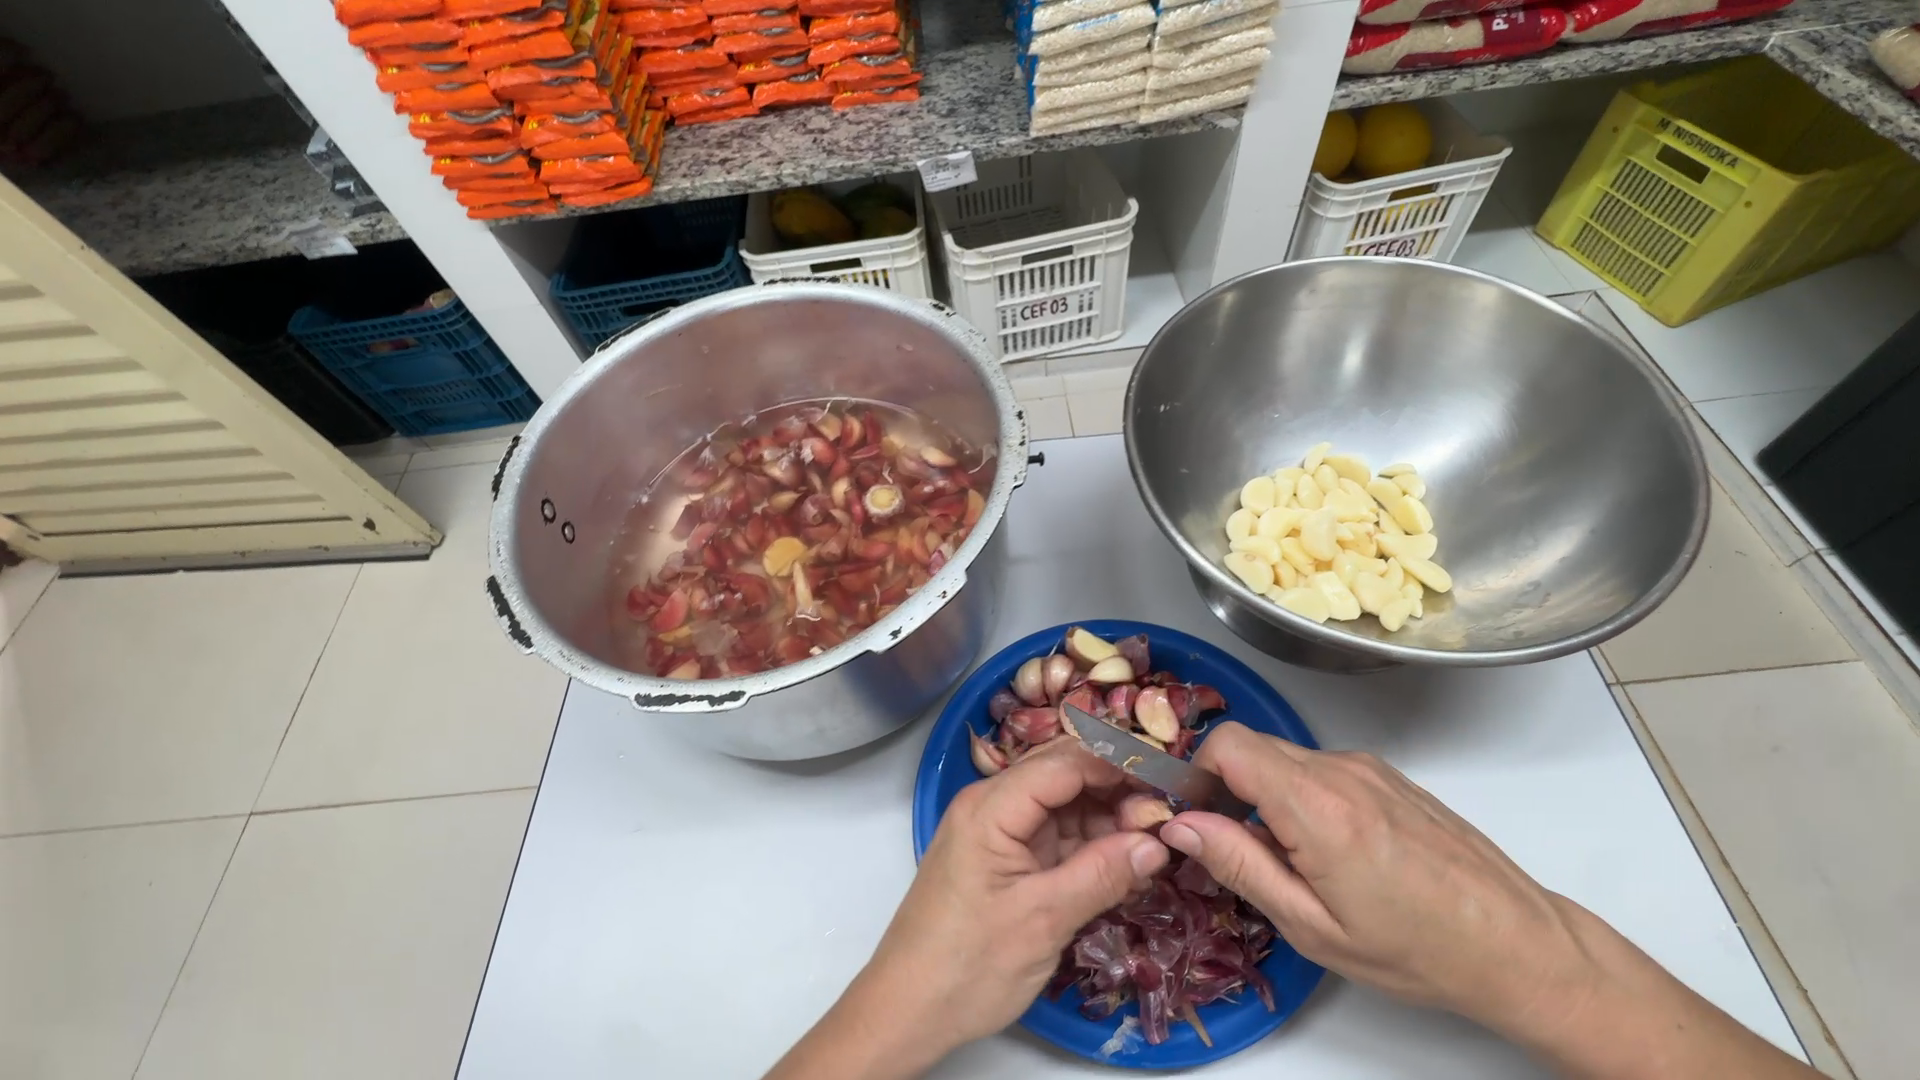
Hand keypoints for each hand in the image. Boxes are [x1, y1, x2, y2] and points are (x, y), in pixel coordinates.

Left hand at [765, 740, 1169, 1079]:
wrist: (909, 1011)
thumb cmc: (967, 965)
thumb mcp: (1042, 920)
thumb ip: (1101, 875)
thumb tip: (1157, 843)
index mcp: (991, 807)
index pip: (1062, 763)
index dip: (1115, 765)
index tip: (1166, 777)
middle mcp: (993, 807)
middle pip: (1063, 777)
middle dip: (1115, 788)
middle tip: (1167, 811)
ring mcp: (1000, 834)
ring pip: (1063, 807)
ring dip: (1107, 817)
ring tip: (1156, 836)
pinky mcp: (1006, 861)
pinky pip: (1056, 837)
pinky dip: (1091, 845)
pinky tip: (1127, 857)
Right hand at [1159, 725, 1820, 1079]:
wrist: (1519, 946)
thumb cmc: (1414, 950)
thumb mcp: (1310, 926)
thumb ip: (1238, 865)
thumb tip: (1181, 825)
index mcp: (1316, 805)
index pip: (1228, 745)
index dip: (1198, 773)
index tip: (1197, 817)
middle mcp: (1341, 769)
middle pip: (1252, 748)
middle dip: (1227, 787)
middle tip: (1233, 845)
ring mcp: (1368, 768)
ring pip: (1285, 758)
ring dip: (1266, 794)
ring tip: (1287, 857)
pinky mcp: (1388, 775)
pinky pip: (1320, 768)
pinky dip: (1301, 794)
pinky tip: (1328, 848)